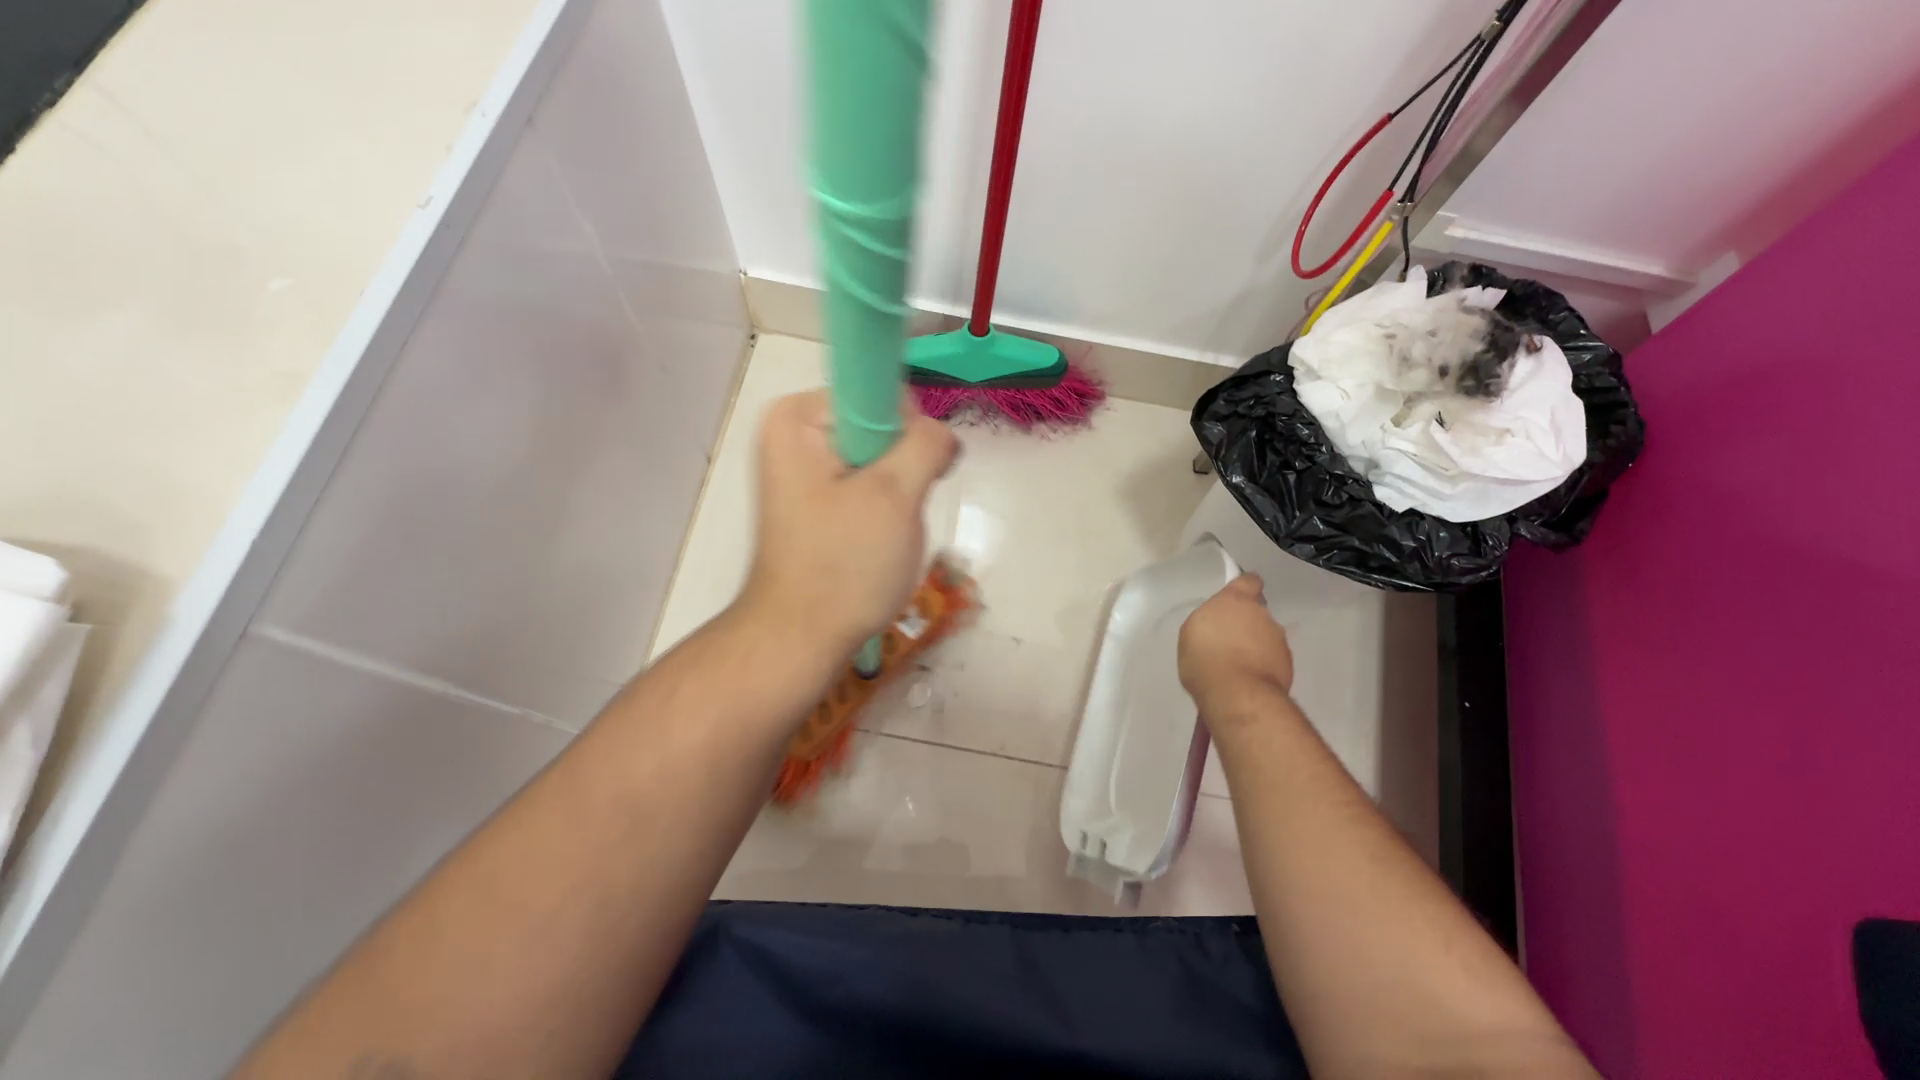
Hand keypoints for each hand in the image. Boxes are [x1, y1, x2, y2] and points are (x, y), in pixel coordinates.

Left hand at [736, 390, 958, 665]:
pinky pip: (867, 485)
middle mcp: (793, 433)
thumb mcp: (895, 496)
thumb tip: (941, 435)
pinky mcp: (815, 501)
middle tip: (898, 514)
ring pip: (881, 459)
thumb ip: (926, 444)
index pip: (879, 392)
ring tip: (886, 535)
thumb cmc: (843, 566)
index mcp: (796, 417)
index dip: (906, 431)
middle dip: (903, 467)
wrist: (801, 639)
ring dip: (898, 494)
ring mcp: (802, 470)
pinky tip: (879, 542)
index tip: (911, 476)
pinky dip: (884, 510)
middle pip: (880, 425)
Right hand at [1178, 574, 1293, 727]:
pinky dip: (1263, 667)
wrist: (1237, 695)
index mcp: (1236, 600)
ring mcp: (1279, 640)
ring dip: (1256, 648)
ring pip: (1266, 638)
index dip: (1244, 588)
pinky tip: (1247, 682)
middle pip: (1257, 614)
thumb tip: (1220, 625)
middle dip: (1247, 625)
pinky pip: (1272, 660)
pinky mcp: (1288, 664)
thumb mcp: (1192, 633)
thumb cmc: (1205, 658)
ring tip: (1237, 668)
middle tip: (1228, 644)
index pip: (1249, 581)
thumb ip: (1210, 622)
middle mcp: (1262, 615)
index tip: (1238, 598)